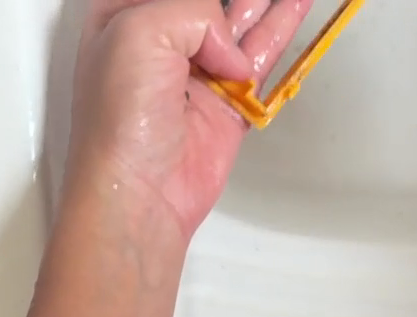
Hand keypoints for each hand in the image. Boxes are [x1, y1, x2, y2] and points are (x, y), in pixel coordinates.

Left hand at [66, 0, 316, 242]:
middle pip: (207, 2)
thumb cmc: (118, 123)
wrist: (139, 197)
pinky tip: (297, 8)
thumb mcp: (140, 29)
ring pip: (240, 24)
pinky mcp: (224, 110)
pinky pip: (259, 67)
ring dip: (267, 2)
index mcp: (123, 12)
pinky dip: (280, 36)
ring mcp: (195, 77)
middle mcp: (160, 42)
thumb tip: (232, 52)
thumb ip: (194, 12)